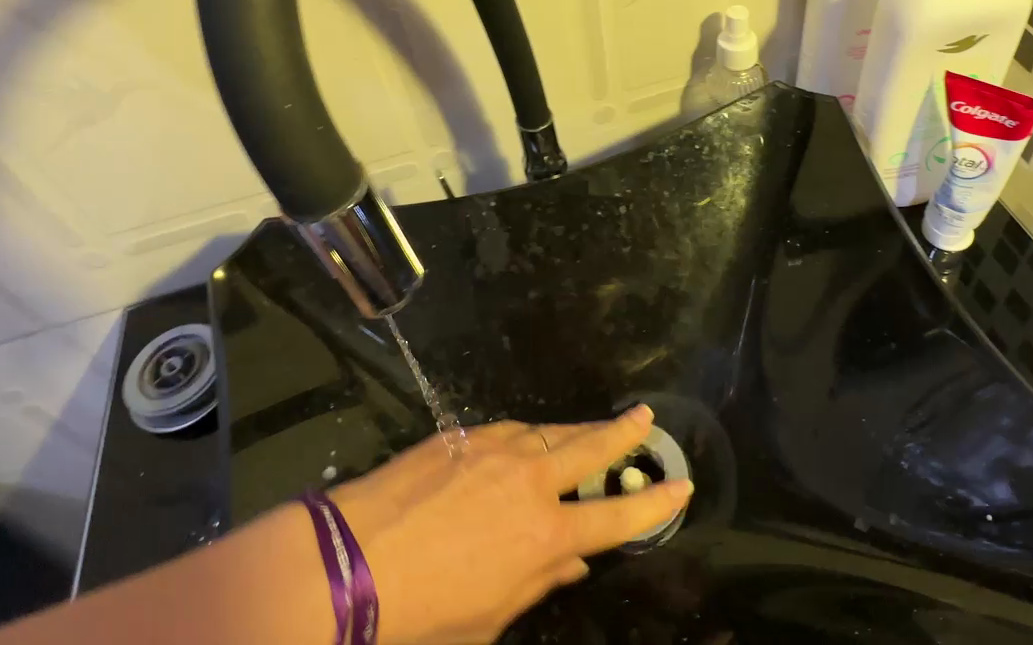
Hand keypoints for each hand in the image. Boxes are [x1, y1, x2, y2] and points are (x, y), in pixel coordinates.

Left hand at [330, 405, 692, 644]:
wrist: (351, 560)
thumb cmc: (424, 611)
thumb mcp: (489, 617)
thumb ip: (540, 581)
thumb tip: (576, 559)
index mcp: (545, 535)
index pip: (617, 518)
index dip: (654, 503)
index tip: (681, 485)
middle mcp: (531, 482)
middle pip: (591, 449)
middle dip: (623, 433)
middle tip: (646, 417)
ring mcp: (498, 450)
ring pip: (552, 432)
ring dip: (578, 429)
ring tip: (596, 425)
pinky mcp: (464, 435)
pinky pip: (511, 429)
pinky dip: (531, 432)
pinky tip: (531, 436)